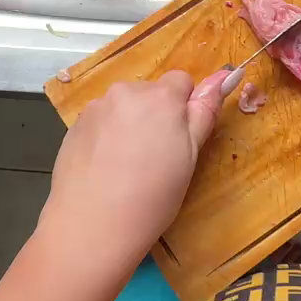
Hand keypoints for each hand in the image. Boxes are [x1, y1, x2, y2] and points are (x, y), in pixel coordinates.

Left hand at [36, 68, 231, 271]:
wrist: (91, 226)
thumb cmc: (153, 196)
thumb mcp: (190, 156)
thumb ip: (205, 110)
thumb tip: (225, 74)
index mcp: (160, 96)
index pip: (181, 81)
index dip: (184, 109)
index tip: (178, 139)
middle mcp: (126, 91)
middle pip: (150, 92)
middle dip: (156, 114)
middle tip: (155, 157)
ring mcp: (96, 107)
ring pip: (124, 106)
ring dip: (130, 123)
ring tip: (127, 165)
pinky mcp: (74, 125)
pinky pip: (101, 120)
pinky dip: (106, 134)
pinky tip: (105, 167)